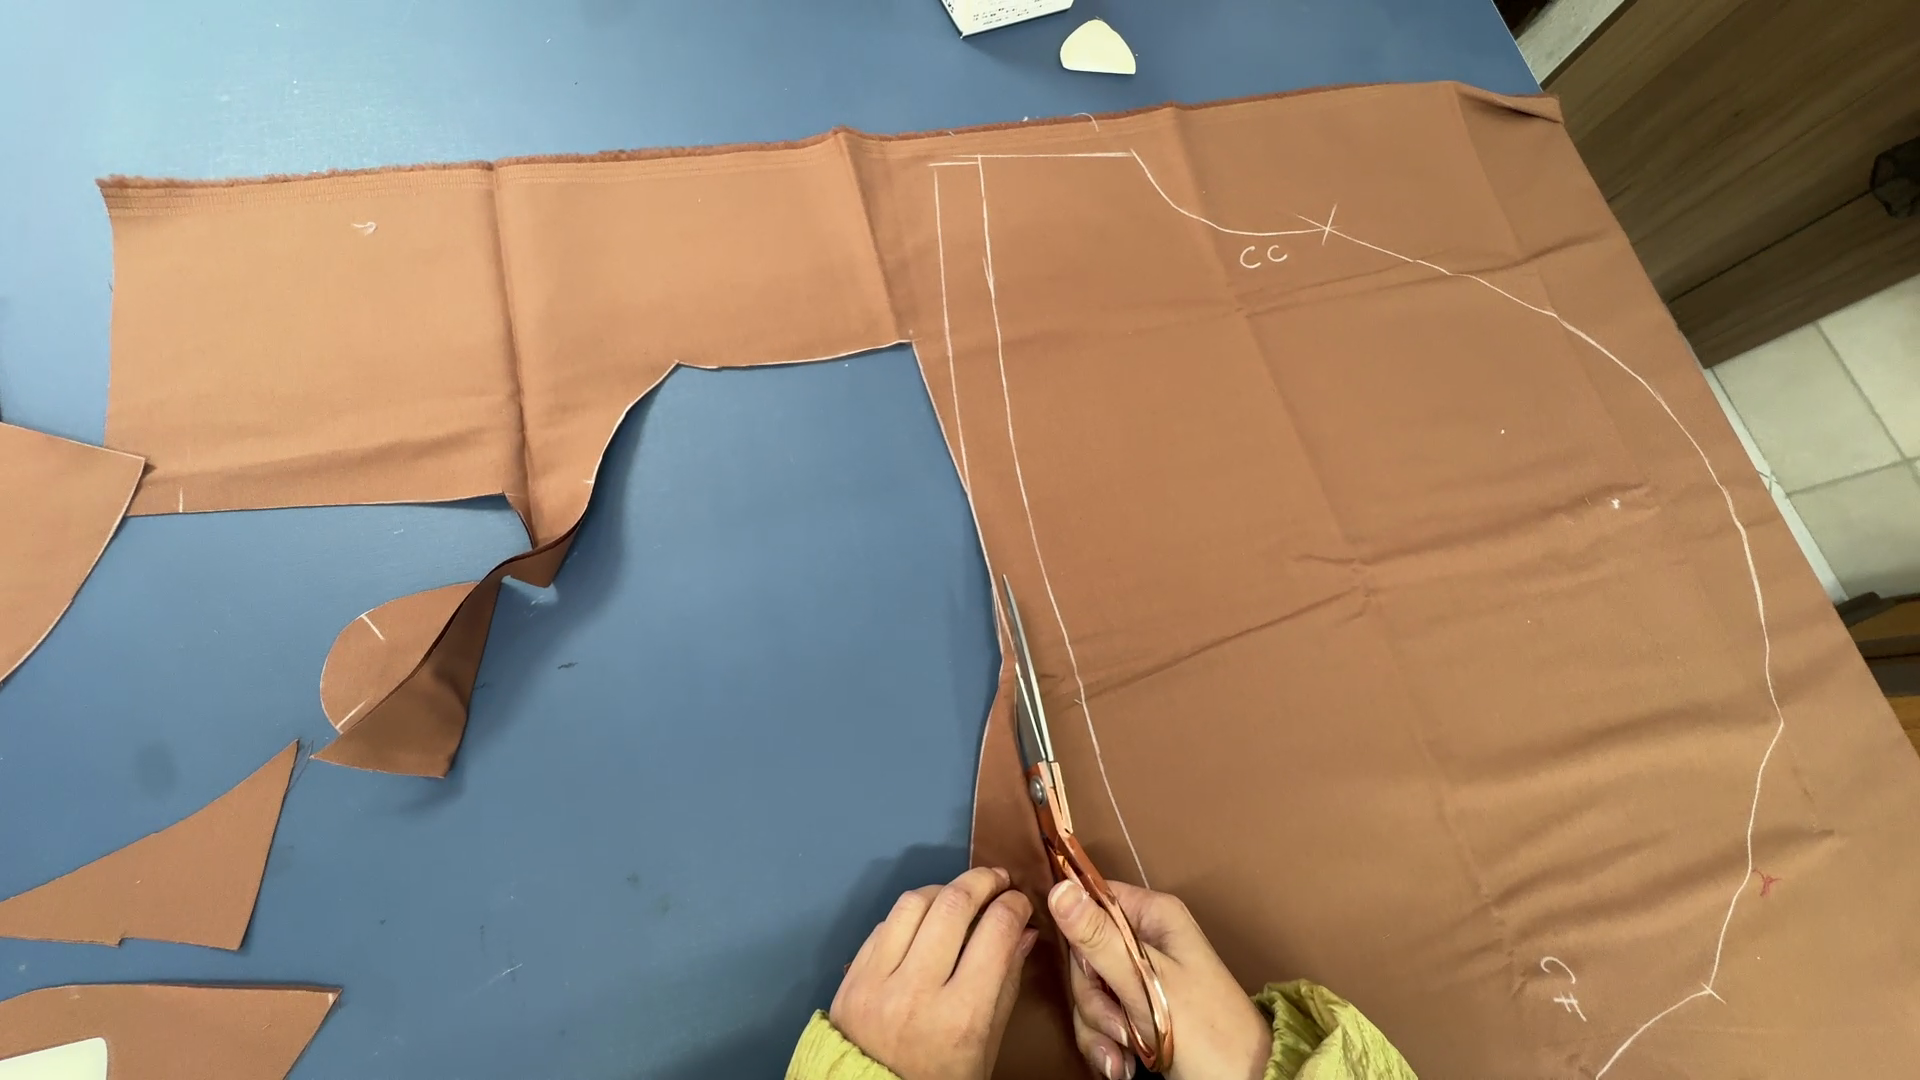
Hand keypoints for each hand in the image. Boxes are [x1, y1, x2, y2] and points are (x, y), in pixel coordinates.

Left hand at [830, 866, 1038, 1079]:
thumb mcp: (986, 1046)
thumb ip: (1006, 983)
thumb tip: (1025, 930)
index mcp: (960, 1016)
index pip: (995, 932)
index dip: (1014, 905)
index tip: (1020, 901)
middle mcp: (917, 990)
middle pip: (953, 904)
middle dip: (982, 880)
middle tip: (997, 878)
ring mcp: (878, 980)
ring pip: (914, 902)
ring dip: (943, 889)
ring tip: (960, 894)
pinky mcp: (853, 976)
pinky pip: (885, 922)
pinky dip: (911, 913)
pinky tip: (925, 920)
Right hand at [1048, 879, 1269, 1079]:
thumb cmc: (1206, 1032)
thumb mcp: (1146, 984)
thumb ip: (1098, 938)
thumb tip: (1058, 888)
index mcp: (1153, 915)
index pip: (1093, 899)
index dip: (1080, 932)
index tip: (1089, 969)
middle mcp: (1146, 938)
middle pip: (1087, 951)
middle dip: (1093, 996)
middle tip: (1118, 1024)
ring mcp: (1142, 976)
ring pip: (1090, 988)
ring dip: (1099, 1026)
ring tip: (1124, 1055)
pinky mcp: (1139, 1010)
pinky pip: (1101, 1015)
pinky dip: (1105, 1042)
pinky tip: (1121, 1066)